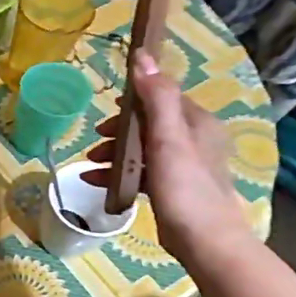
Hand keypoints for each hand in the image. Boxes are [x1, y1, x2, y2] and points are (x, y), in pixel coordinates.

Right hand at [83, 52, 254, 265]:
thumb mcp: (168, 139)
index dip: (133, 102)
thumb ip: (156, 98)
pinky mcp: (174, 188)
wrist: (204, 241)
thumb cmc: (185, 187)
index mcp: (198, 123)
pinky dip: (121, 173)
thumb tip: (142, 56)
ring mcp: (185, 165)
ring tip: (90, 166)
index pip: (162, 98)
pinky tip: (98, 183)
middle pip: (150, 123)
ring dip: (115, 153)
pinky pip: (142, 172)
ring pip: (143, 149)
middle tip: (95, 143)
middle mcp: (195, 139)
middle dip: (119, 131)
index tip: (107, 114)